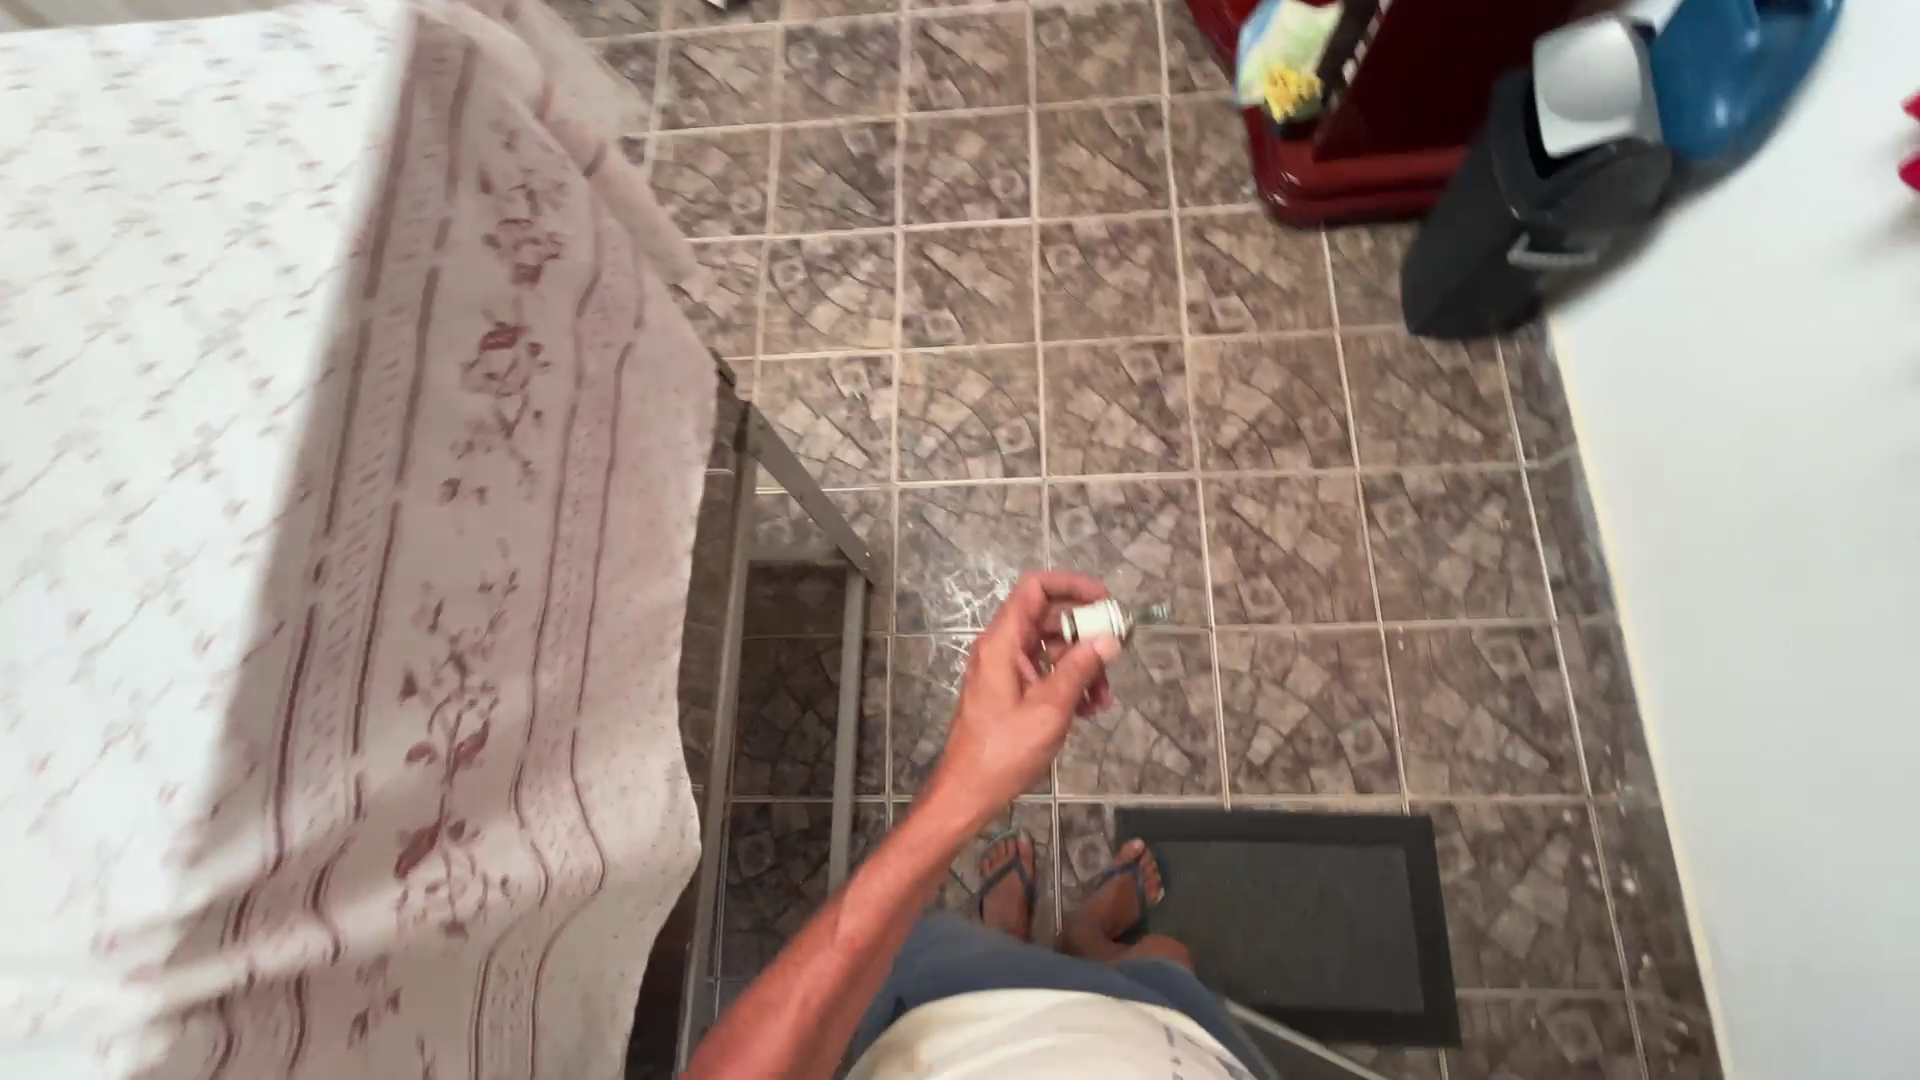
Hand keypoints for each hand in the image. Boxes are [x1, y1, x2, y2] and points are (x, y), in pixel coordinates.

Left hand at [925, 571, 1122, 821]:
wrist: (968, 790)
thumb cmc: (1004, 750)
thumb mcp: (1049, 709)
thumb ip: (1079, 670)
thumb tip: (1109, 639)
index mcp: (1002, 642)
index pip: (1034, 589)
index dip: (1070, 585)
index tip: (1104, 600)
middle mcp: (1002, 648)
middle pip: (1048, 619)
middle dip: (1085, 634)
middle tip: (1116, 652)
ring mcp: (1005, 669)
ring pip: (1051, 649)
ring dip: (1082, 666)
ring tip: (1103, 698)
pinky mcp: (1010, 690)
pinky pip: (1044, 672)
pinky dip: (1068, 683)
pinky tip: (1088, 710)